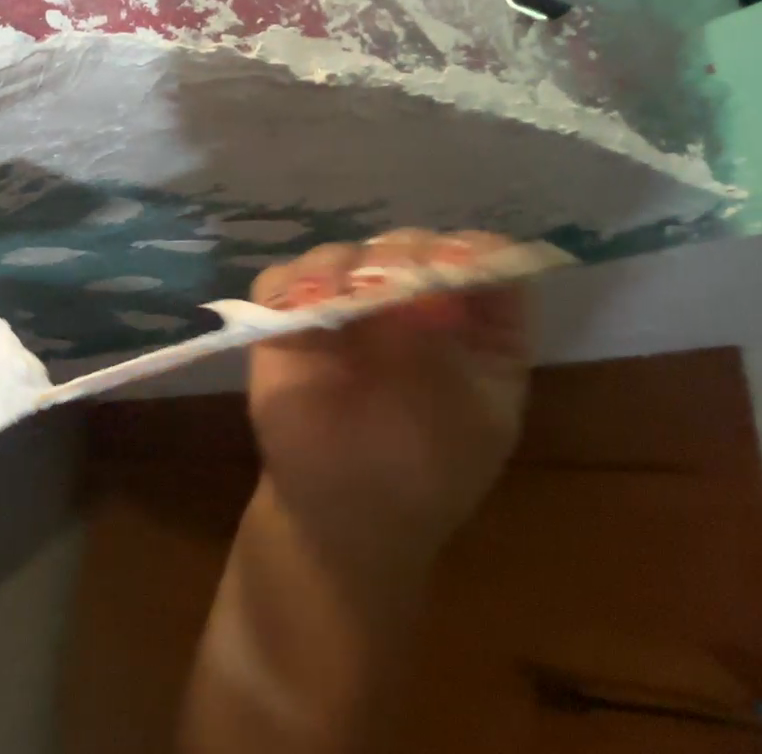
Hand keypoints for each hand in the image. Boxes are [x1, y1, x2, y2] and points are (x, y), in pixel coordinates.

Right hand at [247, 229, 530, 575]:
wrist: (340, 513)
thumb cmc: (422, 471)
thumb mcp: (469, 413)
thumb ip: (445, 346)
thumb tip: (413, 288)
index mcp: (472, 329)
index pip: (482, 264)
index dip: (471, 252)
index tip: (456, 263)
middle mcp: (407, 309)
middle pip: (407, 247)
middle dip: (403, 252)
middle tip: (394, 277)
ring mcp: (341, 314)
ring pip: (339, 256)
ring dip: (341, 263)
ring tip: (340, 295)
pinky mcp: (283, 326)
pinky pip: (278, 284)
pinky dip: (289, 282)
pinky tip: (304, 302)